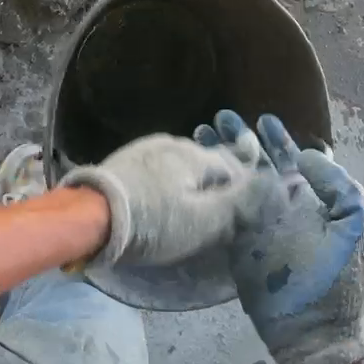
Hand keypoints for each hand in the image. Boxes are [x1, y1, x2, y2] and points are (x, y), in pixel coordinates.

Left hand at [58, 128, 260, 267]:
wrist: (91, 215)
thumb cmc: (152, 222)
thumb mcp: (202, 221)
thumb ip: (238, 204)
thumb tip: (273, 184)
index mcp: (193, 154)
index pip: (230, 165)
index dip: (242, 184)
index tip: (245, 204)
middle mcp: (170, 142)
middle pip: (203, 161)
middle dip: (214, 181)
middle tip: (218, 208)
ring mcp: (144, 149)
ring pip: (178, 163)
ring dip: (188, 180)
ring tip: (191, 204)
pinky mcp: (124, 161)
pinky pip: (157, 168)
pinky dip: (167, 181)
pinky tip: (161, 198)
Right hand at [197, 110, 363, 363]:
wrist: (312, 331)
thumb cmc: (340, 281)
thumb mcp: (355, 230)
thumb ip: (339, 188)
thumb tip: (306, 156)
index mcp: (309, 198)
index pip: (291, 157)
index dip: (278, 137)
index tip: (264, 119)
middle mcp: (280, 203)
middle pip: (258, 160)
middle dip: (241, 136)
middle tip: (221, 116)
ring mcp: (256, 220)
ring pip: (236, 176)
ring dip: (221, 154)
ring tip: (201, 131)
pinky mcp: (235, 239)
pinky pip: (220, 203)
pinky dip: (209, 184)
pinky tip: (195, 166)